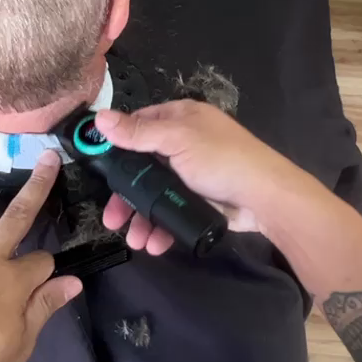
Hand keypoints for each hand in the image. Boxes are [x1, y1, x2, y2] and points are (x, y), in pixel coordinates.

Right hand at [95, 101, 328, 254]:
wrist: (265, 198)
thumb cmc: (222, 159)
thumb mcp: (178, 140)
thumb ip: (138, 133)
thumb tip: (99, 118)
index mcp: (180, 118)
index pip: (139, 124)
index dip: (117, 143)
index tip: (96, 166)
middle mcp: (184, 143)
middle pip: (142, 166)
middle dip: (126, 194)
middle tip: (111, 218)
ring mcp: (191, 174)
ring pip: (155, 194)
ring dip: (141, 217)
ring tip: (134, 239)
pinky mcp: (198, 200)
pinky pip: (171, 211)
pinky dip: (161, 227)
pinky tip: (154, 243)